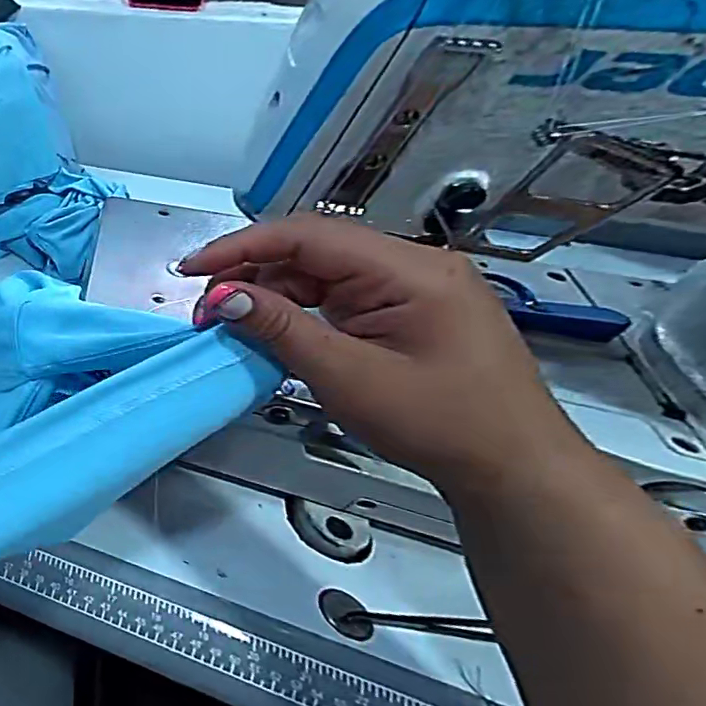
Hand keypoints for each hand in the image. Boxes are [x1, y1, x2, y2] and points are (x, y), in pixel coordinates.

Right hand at [181, 214, 588, 490]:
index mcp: (409, 269)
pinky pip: (333, 295)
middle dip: (249, 271)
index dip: (240, 247)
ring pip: (317, 272)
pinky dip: (295, 310)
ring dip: (268, 292)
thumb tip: (223, 296)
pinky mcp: (400, 308)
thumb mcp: (347, 376)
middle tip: (206, 306)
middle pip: (309, 250)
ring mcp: (406, 286)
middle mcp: (410, 265)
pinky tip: (269, 328)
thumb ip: (280, 328)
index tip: (192, 268)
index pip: (306, 236)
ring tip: (230, 321)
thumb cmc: (444, 425)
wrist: (512, 469)